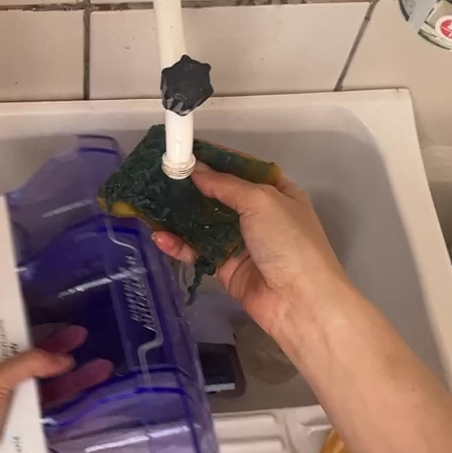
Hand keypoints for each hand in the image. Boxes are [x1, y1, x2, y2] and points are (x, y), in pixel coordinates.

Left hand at [0, 326, 104, 452]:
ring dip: (71, 372)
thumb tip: (63, 358)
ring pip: (47, 381)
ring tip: (100, 363)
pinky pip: (53, 406)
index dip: (18, 317)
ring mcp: (14, 404)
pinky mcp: (28, 426)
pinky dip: (72, 395)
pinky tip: (91, 387)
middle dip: (55, 344)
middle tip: (81, 332)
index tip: (44, 304)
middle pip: (30, 355)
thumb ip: (26, 364)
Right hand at [151, 163, 356, 352]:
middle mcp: (259, 215)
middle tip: (161, 176)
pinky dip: (179, 244)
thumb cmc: (288, 241)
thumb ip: (225, 185)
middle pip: (219, 195)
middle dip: (192, 187)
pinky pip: (198, 251)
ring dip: (180, 215)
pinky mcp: (225, 266)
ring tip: (151, 203)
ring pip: (204, 223)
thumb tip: (195, 169)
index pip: (242, 169)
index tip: (186, 151)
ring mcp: (241, 241)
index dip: (216, 159)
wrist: (299, 300)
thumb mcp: (261, 201)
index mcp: (277, 192)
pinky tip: (159, 237)